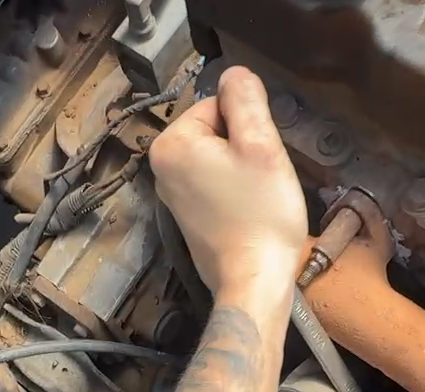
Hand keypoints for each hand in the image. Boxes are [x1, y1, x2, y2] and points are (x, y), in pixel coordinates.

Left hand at [150, 67, 306, 295]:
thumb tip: (235, 76)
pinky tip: (250, 216)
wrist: (255, 282)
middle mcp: (163, 172)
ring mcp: (175, 201)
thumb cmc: (260, 218)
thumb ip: (245, 98)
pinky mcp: (191, 223)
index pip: (218, 106)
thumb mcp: (261, 144)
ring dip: (244, 174)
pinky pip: (219, 191)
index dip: (248, 128)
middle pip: (217, 135)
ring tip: (256, 200)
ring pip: (221, 164)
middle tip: (260, 181)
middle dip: (244, 151)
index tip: (258, 159)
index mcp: (171, 146)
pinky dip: (237, 198)